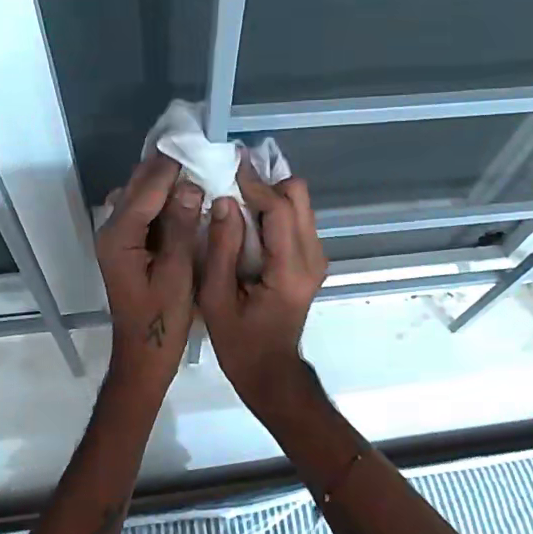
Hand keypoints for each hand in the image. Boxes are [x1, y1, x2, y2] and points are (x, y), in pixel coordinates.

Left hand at [97, 155, 201, 391]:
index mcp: (120, 236)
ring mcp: (117, 239)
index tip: (195, 141)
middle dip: (164, 167)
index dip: (170, 166)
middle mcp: (111, 231)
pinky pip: (142, 212)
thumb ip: (182, 228)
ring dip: (162, 181)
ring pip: (138, 197)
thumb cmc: (162, 319)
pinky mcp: (127, 247)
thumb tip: (190, 187)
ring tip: (194, 164)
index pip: (146, 189)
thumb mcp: (177, 274)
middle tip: (197, 147)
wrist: (143, 354)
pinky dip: (160, 199)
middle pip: (136, 188)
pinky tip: (184, 195)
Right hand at [198, 162, 328, 414]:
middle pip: (298, 196)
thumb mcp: (216, 299)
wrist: (271, 370)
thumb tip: (224, 201)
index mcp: (290, 269)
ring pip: (300, 204)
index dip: (254, 183)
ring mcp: (316, 258)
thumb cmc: (239, 342)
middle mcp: (312, 257)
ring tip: (235, 196)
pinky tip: (247, 219)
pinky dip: (273, 210)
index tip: (229, 163)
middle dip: (266, 182)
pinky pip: (296, 219)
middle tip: (231, 180)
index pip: (279, 209)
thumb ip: (221, 248)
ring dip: (270, 194)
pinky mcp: (311, 260)